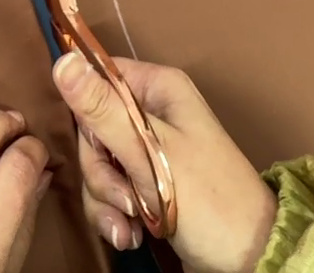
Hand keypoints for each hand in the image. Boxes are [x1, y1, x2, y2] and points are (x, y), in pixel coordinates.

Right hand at [54, 53, 275, 272]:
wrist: (251, 263)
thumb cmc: (208, 199)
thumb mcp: (149, 153)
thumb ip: (102, 109)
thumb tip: (62, 61)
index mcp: (157, 87)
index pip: (98, 78)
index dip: (88, 114)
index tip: (100, 147)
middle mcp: (152, 111)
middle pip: (94, 128)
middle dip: (101, 171)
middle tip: (125, 197)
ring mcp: (150, 149)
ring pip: (99, 162)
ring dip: (107, 198)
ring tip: (131, 224)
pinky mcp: (148, 182)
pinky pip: (111, 188)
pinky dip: (115, 213)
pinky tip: (130, 234)